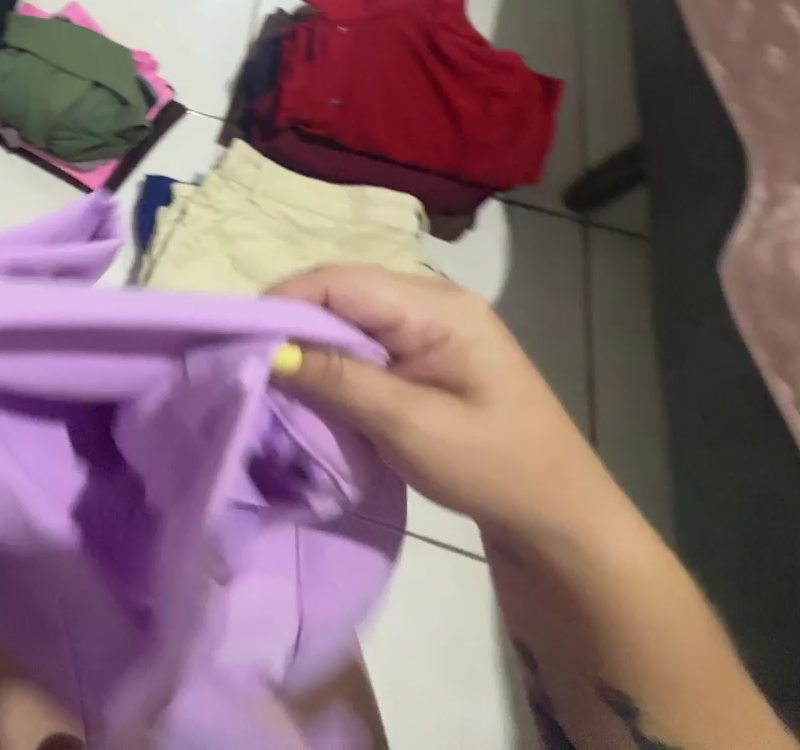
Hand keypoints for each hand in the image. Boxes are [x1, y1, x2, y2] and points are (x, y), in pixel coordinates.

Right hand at [269, 264, 629, 548]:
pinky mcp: (420, 350)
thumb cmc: (493, 468)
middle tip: (251, 362)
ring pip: (342, 314)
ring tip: (273, 373)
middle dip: (290, 321)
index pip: (338, 282)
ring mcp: (426, 324)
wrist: (558, 517)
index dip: (283, 302)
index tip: (241, 342)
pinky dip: (327, 356)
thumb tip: (266, 351)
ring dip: (306, 341)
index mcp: (437, 307)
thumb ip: (336, 379)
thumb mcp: (408, 425)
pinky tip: (311, 382)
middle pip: (337, 291)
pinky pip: (358, 337)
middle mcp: (430, 301)